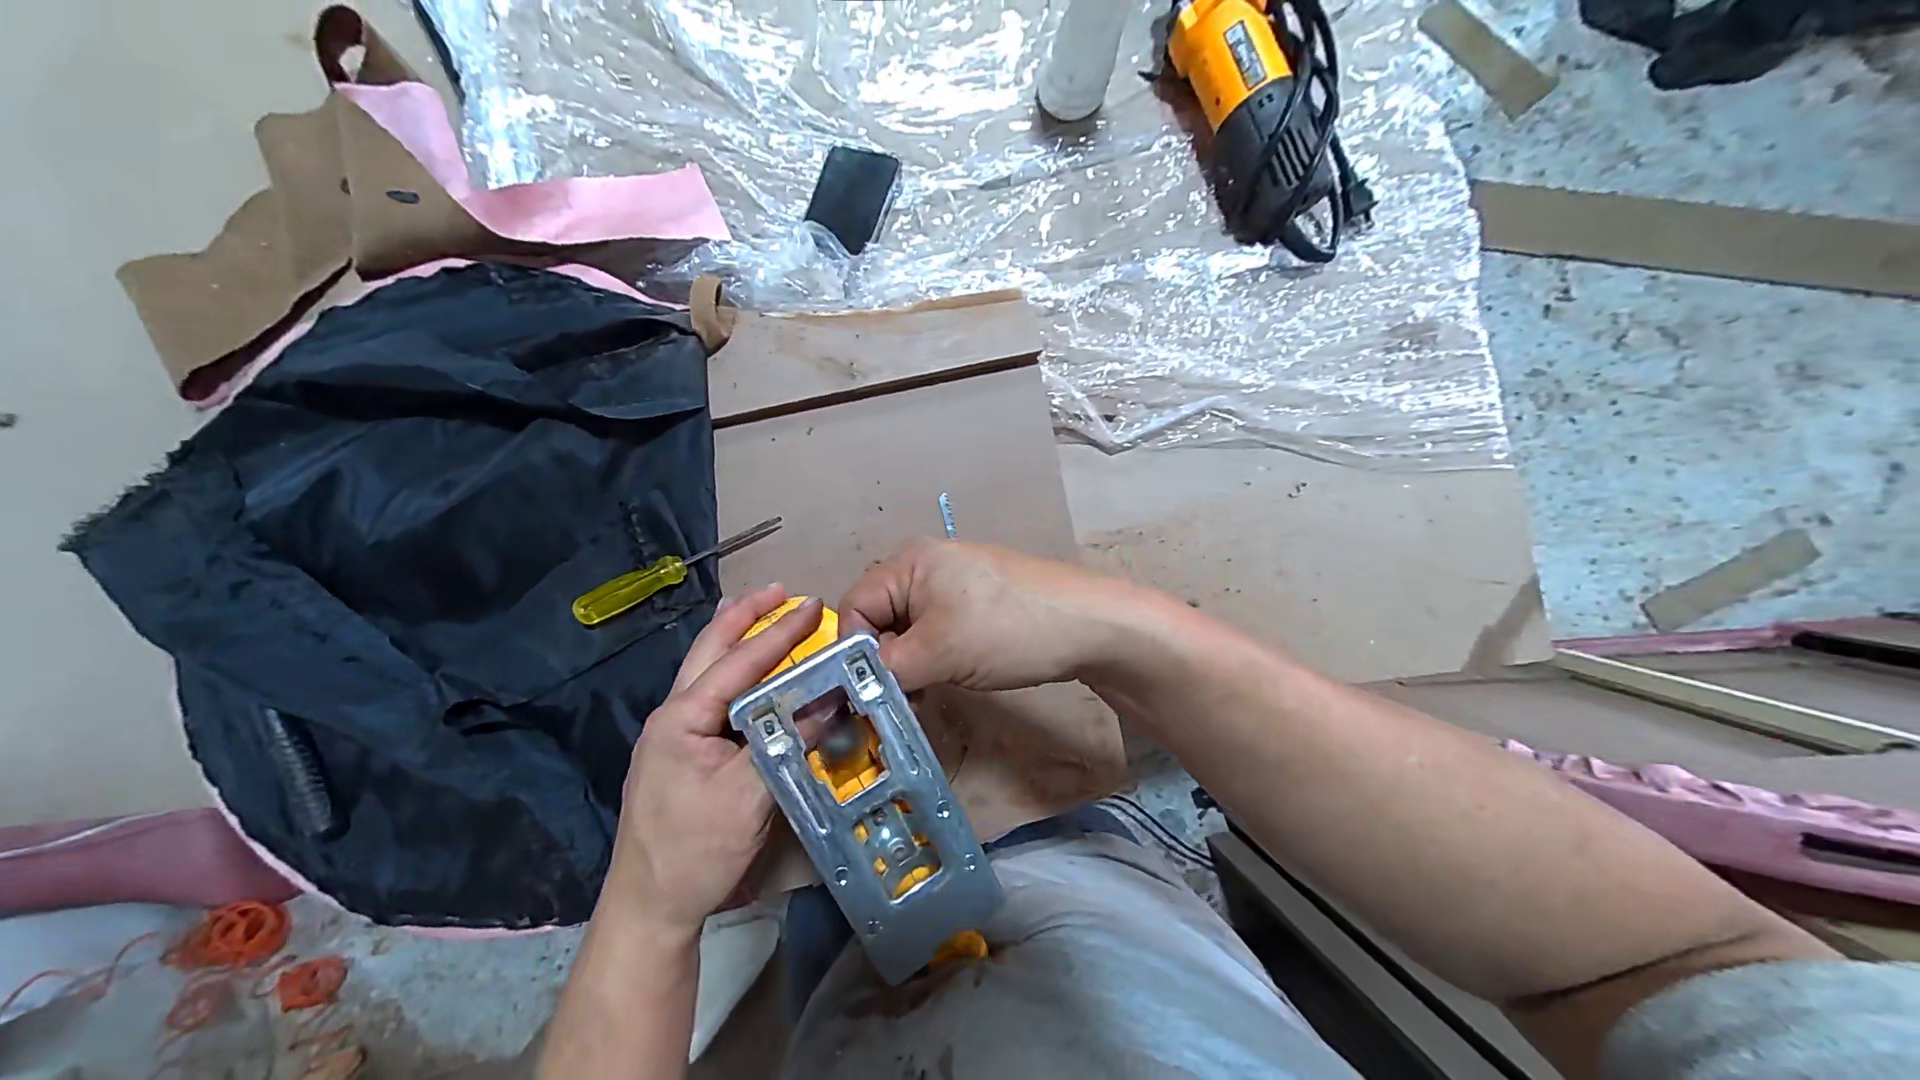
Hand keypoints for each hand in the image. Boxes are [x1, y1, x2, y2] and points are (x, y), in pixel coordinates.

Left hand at [605, 585, 824, 934]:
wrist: (649, 908)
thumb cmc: (695, 850)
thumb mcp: (750, 795)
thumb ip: (788, 741)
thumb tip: (831, 700)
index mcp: (682, 718)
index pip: (738, 663)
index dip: (778, 633)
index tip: (812, 605)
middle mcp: (672, 716)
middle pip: (708, 651)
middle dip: (743, 616)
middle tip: (778, 590)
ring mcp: (673, 735)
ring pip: (706, 671)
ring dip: (734, 639)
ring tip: (760, 612)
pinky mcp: (682, 753)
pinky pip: (712, 698)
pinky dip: (734, 673)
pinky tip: (750, 674)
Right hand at [839, 538, 1156, 693]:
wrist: (1092, 626)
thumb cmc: (1006, 630)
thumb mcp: (937, 652)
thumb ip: (885, 670)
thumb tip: (850, 690)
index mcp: (909, 563)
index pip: (855, 608)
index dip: (852, 652)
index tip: (862, 694)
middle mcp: (927, 566)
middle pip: (880, 618)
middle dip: (882, 662)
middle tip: (892, 701)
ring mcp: (956, 584)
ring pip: (909, 630)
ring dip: (907, 666)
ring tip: (921, 696)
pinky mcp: (977, 605)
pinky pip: (936, 632)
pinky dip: (932, 660)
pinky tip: (943, 684)